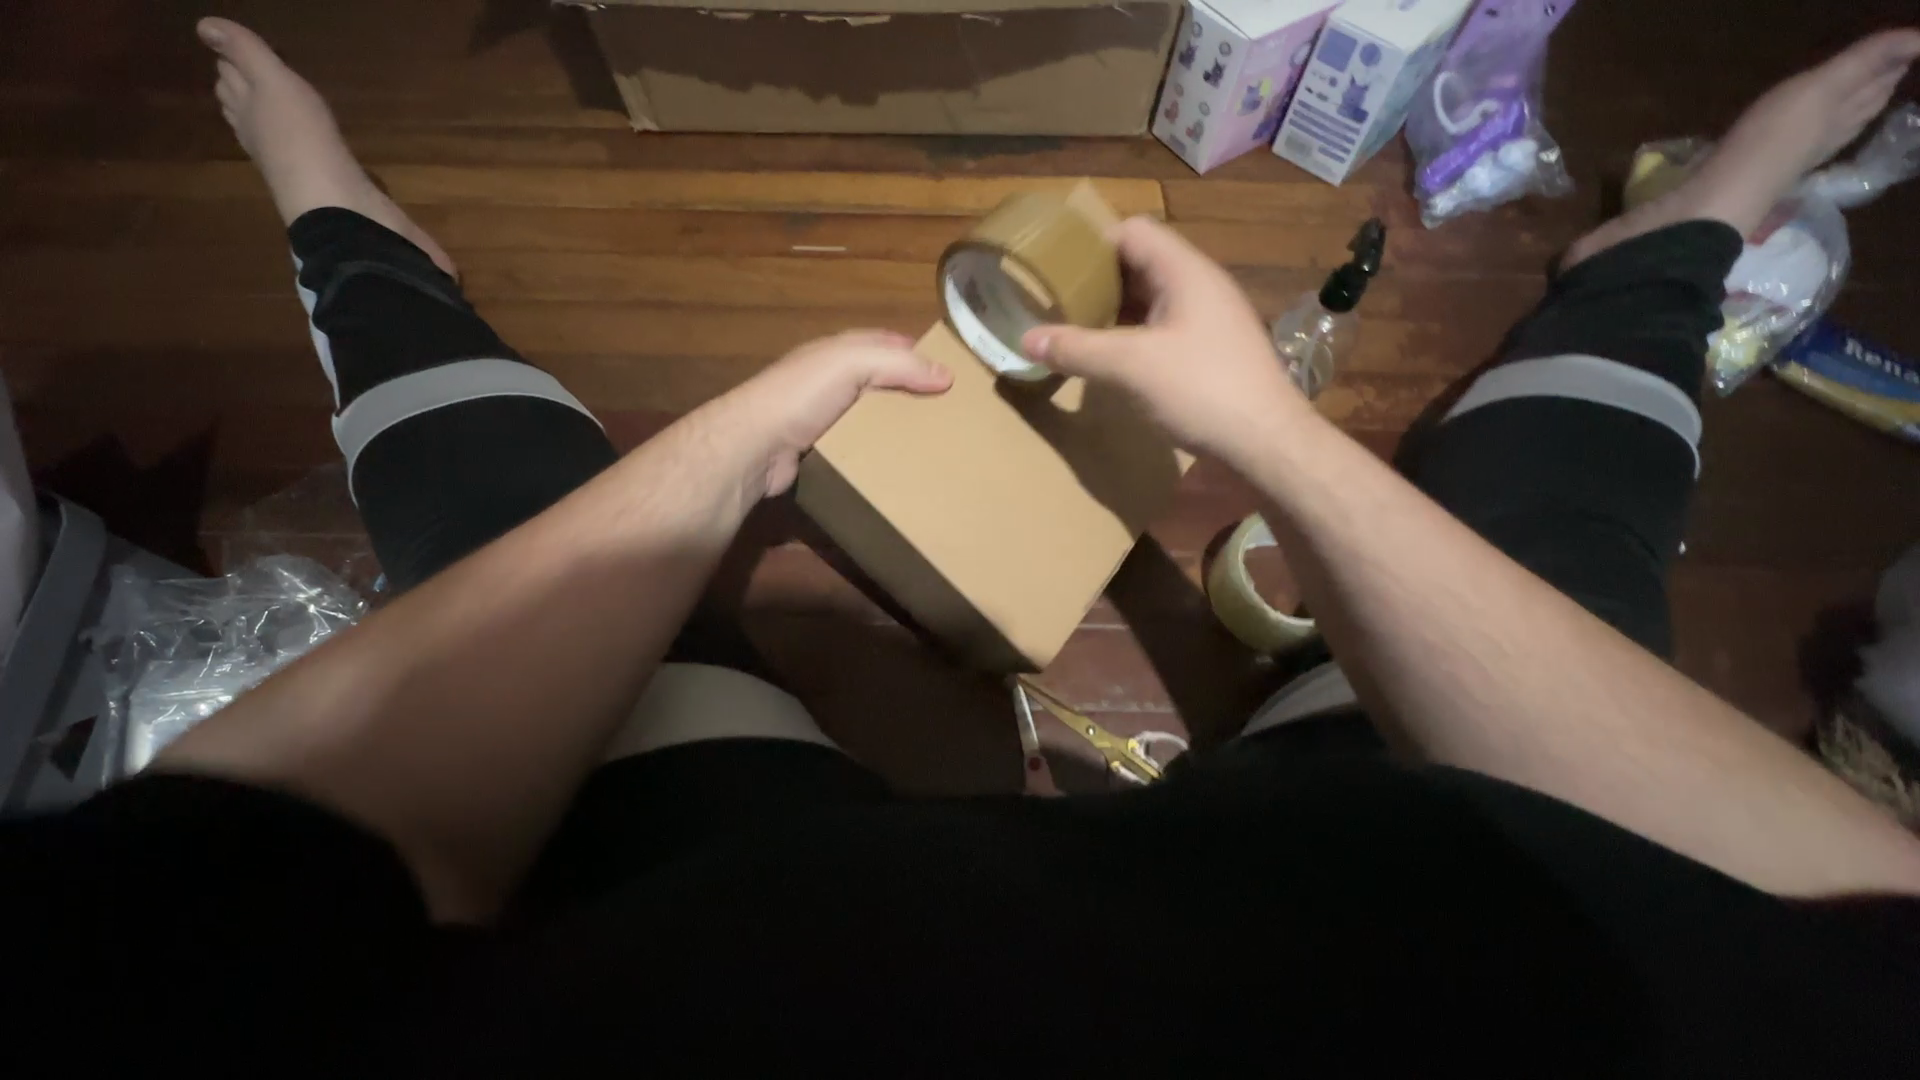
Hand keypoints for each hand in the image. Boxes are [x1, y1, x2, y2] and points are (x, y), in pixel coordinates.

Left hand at [706, 330, 952, 498]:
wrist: (755, 445)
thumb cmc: (803, 395)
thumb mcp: (853, 363)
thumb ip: (899, 364)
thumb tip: (947, 375)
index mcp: (836, 351)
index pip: (883, 343)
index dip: (915, 353)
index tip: (948, 371)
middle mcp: (828, 380)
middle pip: (879, 380)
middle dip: (910, 391)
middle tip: (947, 411)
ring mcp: (820, 416)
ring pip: (869, 416)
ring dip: (895, 425)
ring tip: (931, 440)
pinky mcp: (817, 449)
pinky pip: (857, 446)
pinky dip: (877, 452)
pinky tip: (898, 463)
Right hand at [1020, 217, 1304, 461]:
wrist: (1265, 442)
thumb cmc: (1201, 390)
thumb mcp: (1130, 367)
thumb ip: (1076, 349)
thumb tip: (1025, 339)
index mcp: (1185, 271)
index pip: (1132, 232)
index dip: (1091, 243)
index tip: (1055, 268)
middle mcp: (1199, 286)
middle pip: (1139, 264)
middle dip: (1096, 280)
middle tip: (1055, 301)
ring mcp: (1208, 319)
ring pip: (1150, 300)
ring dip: (1113, 311)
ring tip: (1074, 329)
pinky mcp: (1209, 351)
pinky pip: (1162, 329)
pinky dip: (1132, 336)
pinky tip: (1109, 359)